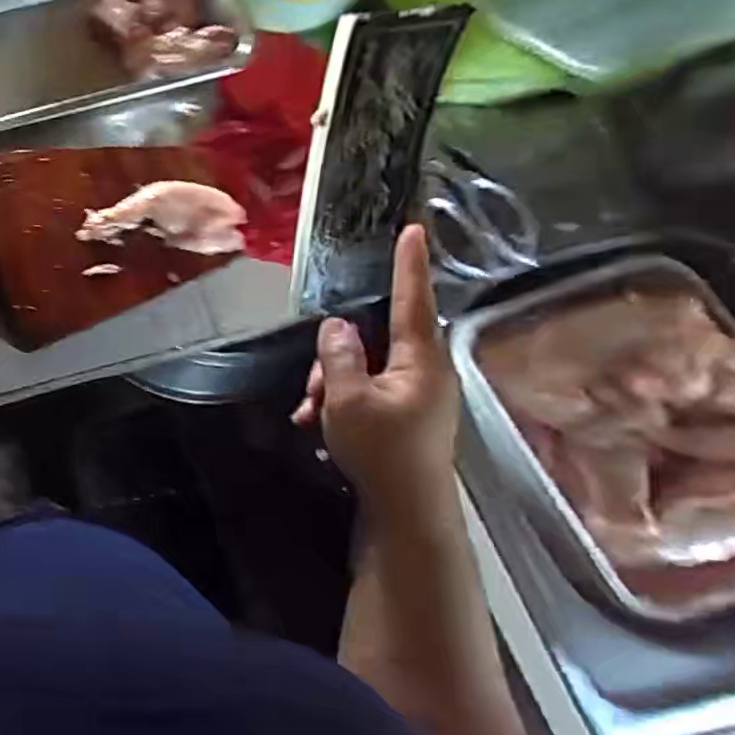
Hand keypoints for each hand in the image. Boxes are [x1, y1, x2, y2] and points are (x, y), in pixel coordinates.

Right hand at [292, 224, 458, 505]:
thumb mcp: (347, 400)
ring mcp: (417, 392)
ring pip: (362, 368)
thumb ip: (340, 358)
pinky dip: (337, 401)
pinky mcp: (405, 412)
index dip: (410, 266)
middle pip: (372, 342)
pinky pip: (365, 390)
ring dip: (328, 385)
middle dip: (332, 360)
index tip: (414, 230)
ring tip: (309, 414)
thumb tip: (336, 325)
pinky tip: (316, 422)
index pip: (413, 301)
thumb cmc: (381, 448)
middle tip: (310, 391)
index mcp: (421, 360)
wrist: (406, 504)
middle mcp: (425, 370)